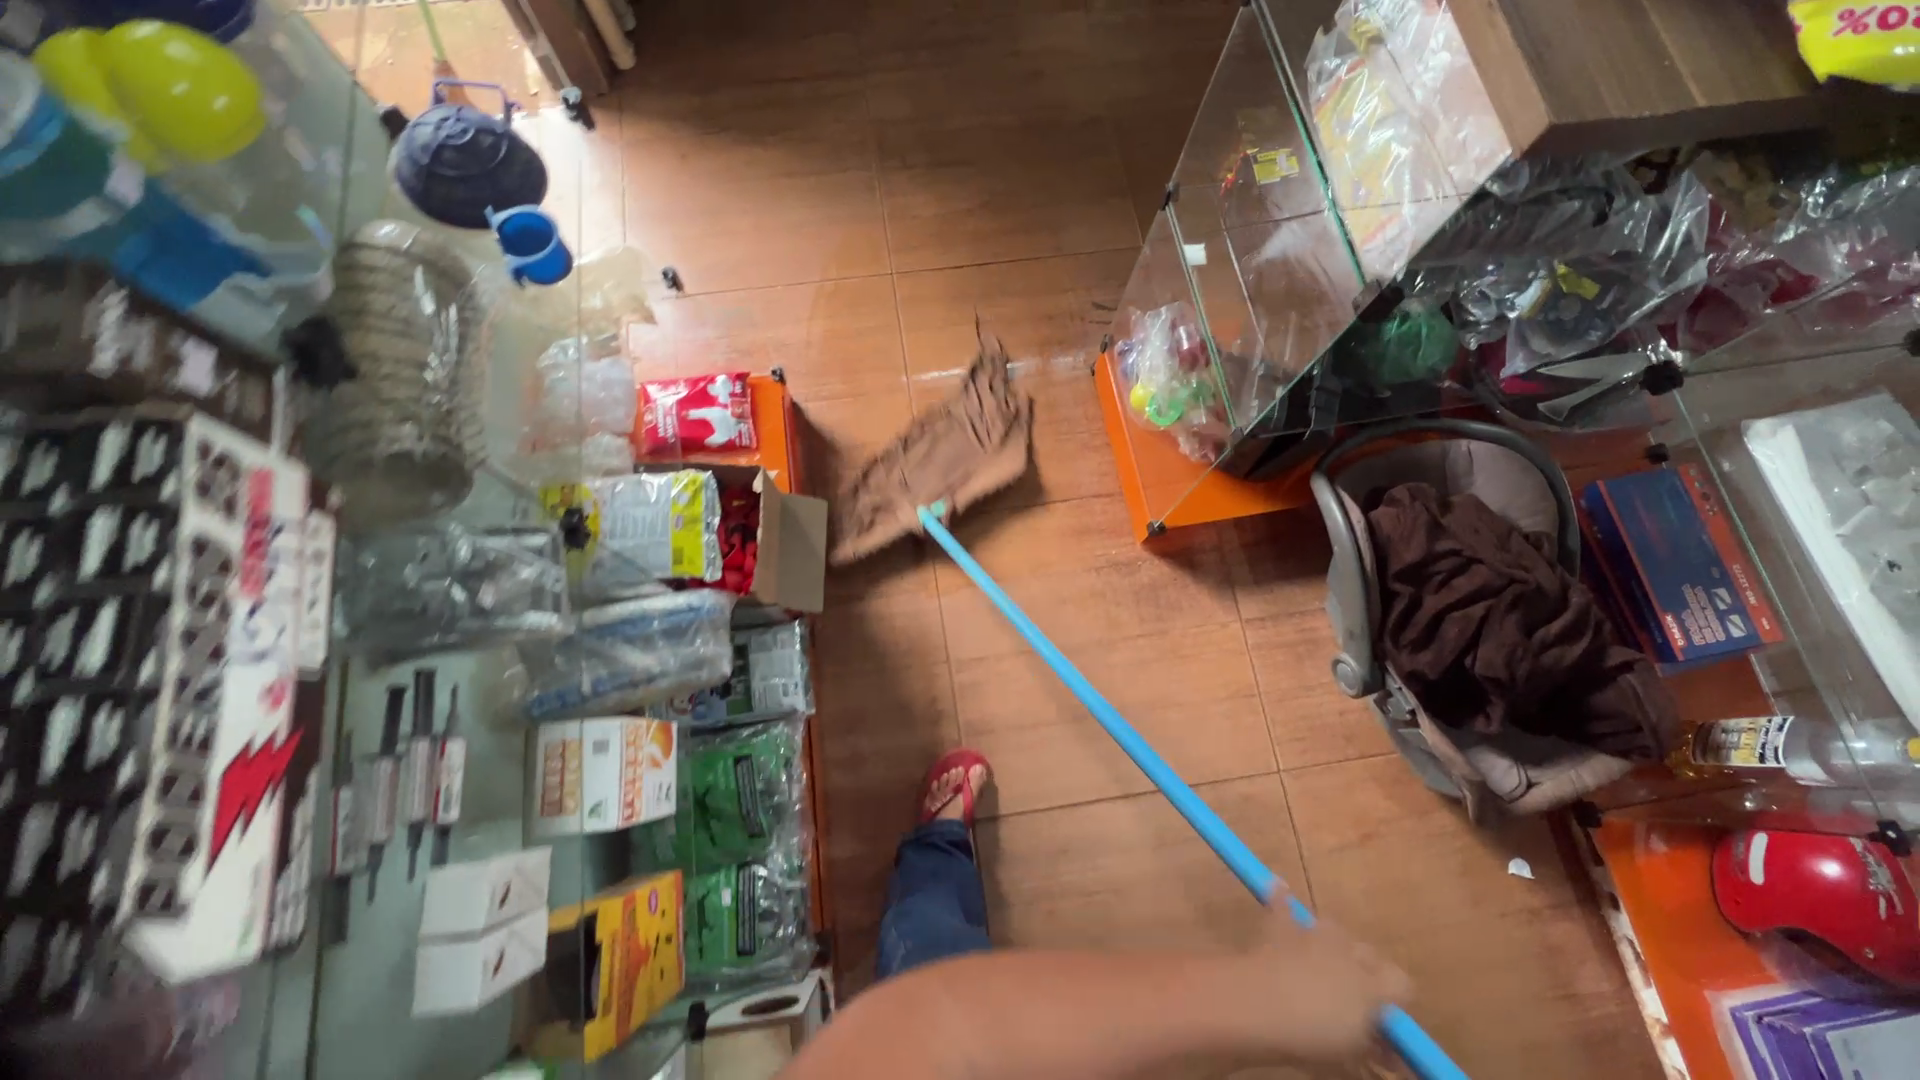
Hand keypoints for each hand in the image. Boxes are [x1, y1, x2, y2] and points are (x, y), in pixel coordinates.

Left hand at [1211, 901, 1412, 1065]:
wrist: (1261, 1002)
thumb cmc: (1312, 1035)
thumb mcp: (1351, 1054)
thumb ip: (1372, 1049)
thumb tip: (1388, 1055)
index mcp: (1373, 986)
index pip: (1402, 984)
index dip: (1395, 1001)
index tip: (1383, 1020)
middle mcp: (1349, 953)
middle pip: (1369, 956)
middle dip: (1365, 973)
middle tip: (1351, 998)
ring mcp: (1314, 935)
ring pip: (1334, 930)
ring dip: (1332, 943)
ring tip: (1323, 961)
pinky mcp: (1282, 926)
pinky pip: (1283, 904)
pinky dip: (1281, 898)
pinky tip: (1279, 886)